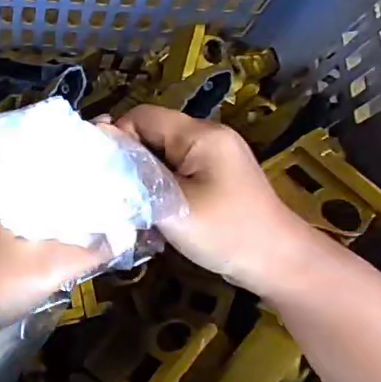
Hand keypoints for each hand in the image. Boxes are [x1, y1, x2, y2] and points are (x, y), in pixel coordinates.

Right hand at [112, 105, 330, 297]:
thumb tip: (100, 141)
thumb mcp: (172, 203)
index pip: (141, 116)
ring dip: (143, 174)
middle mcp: (208, 135)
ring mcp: (214, 155)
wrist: (280, 265)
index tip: (105, 172)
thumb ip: (135, 171)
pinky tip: (156, 208)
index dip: (117, 138)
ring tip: (134, 202)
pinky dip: (160, 184)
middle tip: (116, 191)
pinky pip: (175, 167)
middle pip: (150, 132)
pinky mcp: (215, 174)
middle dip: (129, 158)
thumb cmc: (226, 233)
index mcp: (200, 134)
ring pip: (160, 152)